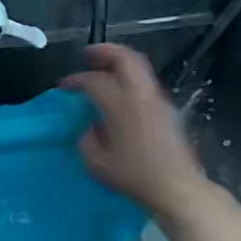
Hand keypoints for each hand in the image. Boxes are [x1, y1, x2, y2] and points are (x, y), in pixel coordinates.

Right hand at [61, 44, 207, 213]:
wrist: (176, 187)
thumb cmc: (135, 177)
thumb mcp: (98, 164)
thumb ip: (87, 140)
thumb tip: (90, 127)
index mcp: (122, 107)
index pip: (95, 82)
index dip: (76, 80)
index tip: (64, 87)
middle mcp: (142, 96)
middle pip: (126, 59)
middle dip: (105, 52)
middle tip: (88, 55)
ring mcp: (158, 100)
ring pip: (139, 68)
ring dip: (119, 64)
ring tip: (102, 70)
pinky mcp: (167, 110)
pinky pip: (145, 83)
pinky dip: (129, 78)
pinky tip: (119, 93)